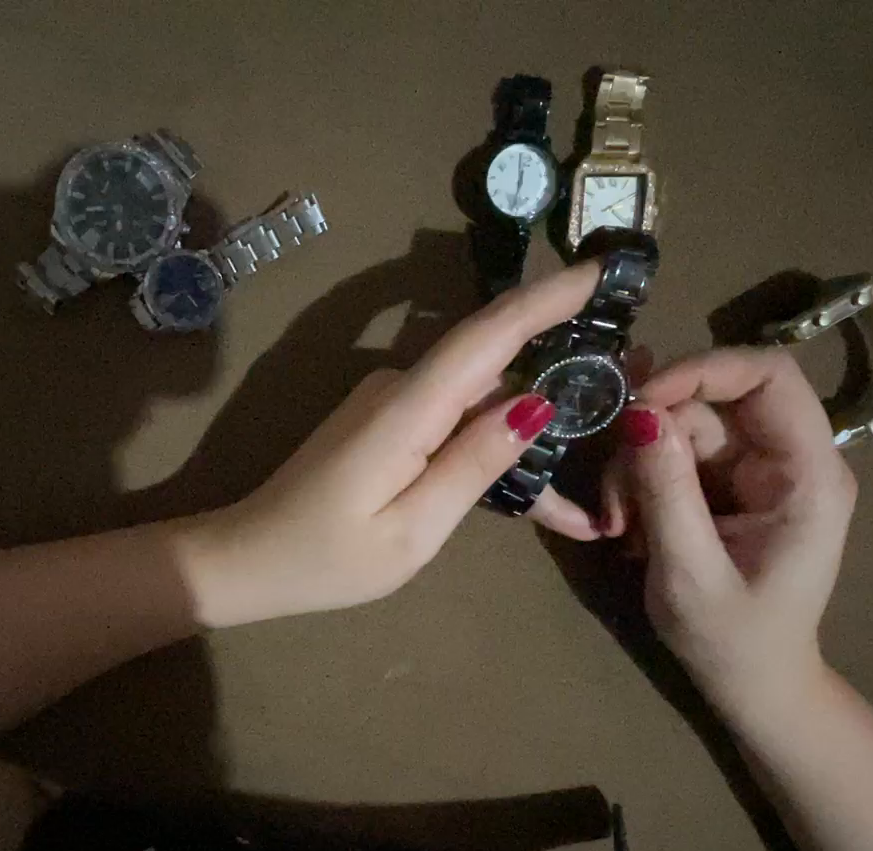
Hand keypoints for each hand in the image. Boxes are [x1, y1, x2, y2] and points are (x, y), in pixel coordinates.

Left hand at [186, 262, 603, 627]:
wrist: (249, 559)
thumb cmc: (325, 559)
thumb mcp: (412, 529)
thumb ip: (473, 464)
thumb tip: (534, 403)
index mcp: (406, 409)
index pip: (487, 334)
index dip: (547, 298)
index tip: (604, 268)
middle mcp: (398, 388)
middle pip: (492, 366)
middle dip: (558, 373)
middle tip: (623, 394)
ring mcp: (388, 403)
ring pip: (477, 400)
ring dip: (527, 430)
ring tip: (576, 497)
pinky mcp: (384, 423)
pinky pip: (451, 420)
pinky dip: (489, 445)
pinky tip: (525, 490)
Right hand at [598, 349, 856, 709]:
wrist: (750, 682)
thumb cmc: (733, 640)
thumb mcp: (689, 572)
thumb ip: (665, 491)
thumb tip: (636, 413)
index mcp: (809, 476)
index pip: (769, 377)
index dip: (702, 371)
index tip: (638, 402)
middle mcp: (785, 460)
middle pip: (708, 405)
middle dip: (648, 440)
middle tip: (615, 502)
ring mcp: (752, 471)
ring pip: (677, 430)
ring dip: (634, 470)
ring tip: (620, 529)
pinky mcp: (722, 486)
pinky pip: (669, 457)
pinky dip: (638, 485)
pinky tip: (631, 530)